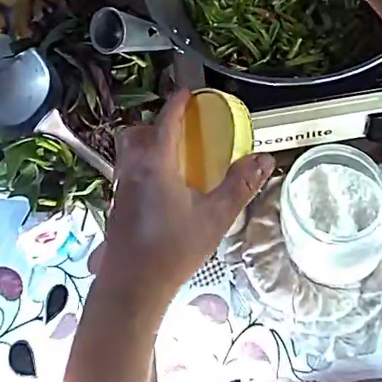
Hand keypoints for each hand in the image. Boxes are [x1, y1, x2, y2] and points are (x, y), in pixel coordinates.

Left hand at [94, 91, 274, 313]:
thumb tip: (264, 159)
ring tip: (174, 156)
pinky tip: (164, 188)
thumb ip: (240, 185)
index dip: (176, 104)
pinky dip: (144, 167)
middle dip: (154, 124)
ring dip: (147, 145)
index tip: (188, 93)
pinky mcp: (117, 207)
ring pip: (128, 153)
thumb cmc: (173, 249)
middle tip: (179, 129)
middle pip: (135, 133)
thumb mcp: (215, 217)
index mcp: (155, 164)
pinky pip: (128, 173)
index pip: (165, 122)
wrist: (132, 288)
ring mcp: (120, 189)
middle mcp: (132, 170)